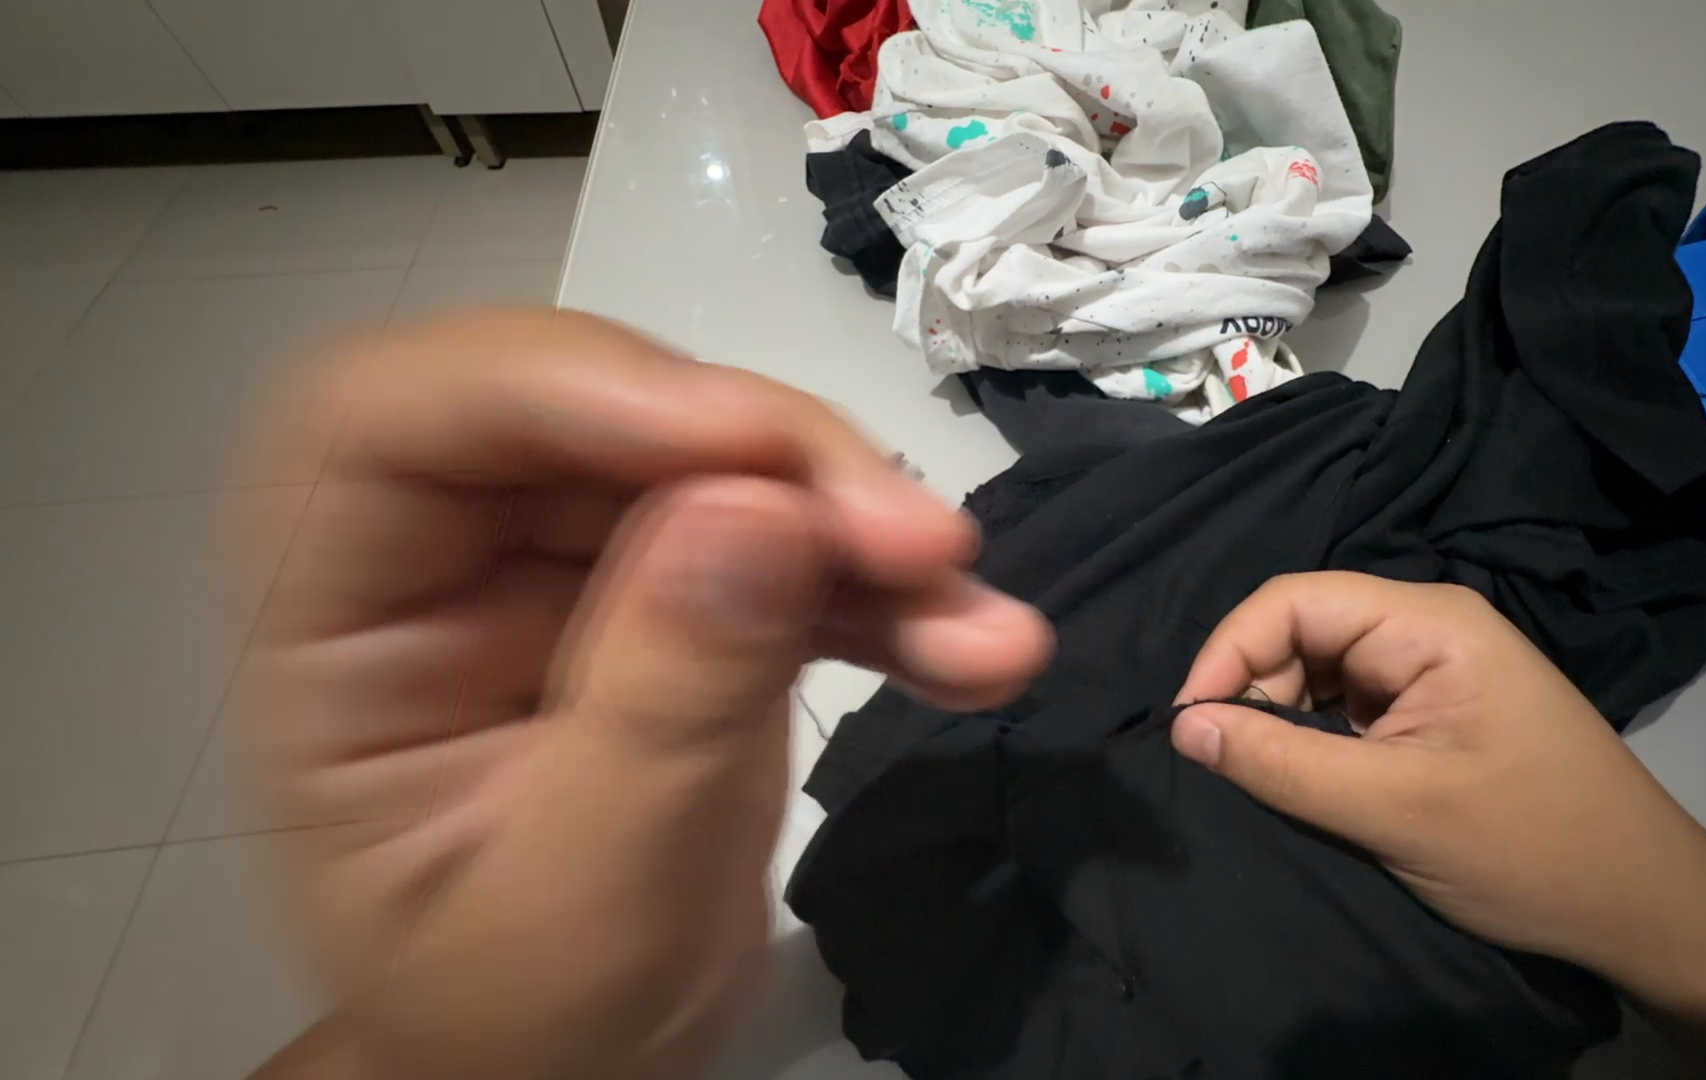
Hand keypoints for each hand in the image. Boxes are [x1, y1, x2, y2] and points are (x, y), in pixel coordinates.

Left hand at [240, 310, 1050, 1077]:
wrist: (601, 1054)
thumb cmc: (535, 1013)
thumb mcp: (584, 897)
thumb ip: (663, 703)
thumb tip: (764, 514)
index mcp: (351, 622)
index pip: (397, 420)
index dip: (574, 389)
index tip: (752, 446)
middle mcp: (474, 556)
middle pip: (625, 423)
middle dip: (788, 468)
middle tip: (921, 543)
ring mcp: (604, 566)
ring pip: (746, 480)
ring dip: (875, 543)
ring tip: (981, 623)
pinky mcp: (710, 594)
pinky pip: (809, 559)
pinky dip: (900, 602)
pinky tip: (982, 649)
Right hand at [1169, 571, 1705, 971]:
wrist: (1652, 914)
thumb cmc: (1535, 851)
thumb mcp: (1395, 811)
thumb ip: (1280, 764)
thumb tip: (1182, 727)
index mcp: (1427, 624)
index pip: (1293, 601)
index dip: (1230, 649)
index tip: (1191, 718)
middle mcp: (1419, 628)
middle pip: (1297, 629)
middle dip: (1250, 685)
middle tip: (1225, 754)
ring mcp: (1420, 667)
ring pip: (1308, 665)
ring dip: (1272, 712)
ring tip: (1262, 768)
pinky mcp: (1416, 705)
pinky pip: (1332, 699)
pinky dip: (1299, 731)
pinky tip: (1296, 769)